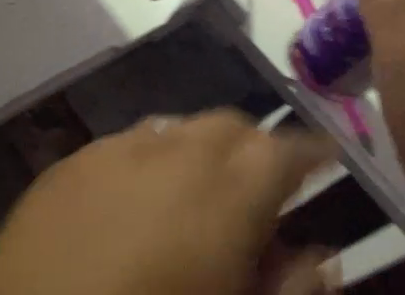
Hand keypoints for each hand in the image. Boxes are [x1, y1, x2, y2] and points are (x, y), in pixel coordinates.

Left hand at [0, 110, 336, 294]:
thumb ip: (288, 284)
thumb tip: (319, 257)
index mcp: (224, 193)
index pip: (282, 149)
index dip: (310, 151)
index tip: (328, 158)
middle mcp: (172, 153)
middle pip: (229, 125)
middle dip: (257, 146)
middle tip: (272, 186)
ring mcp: (117, 149)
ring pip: (179, 127)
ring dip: (205, 148)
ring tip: (212, 193)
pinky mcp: (76, 158)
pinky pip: (133, 141)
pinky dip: (159, 156)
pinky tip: (152, 197)